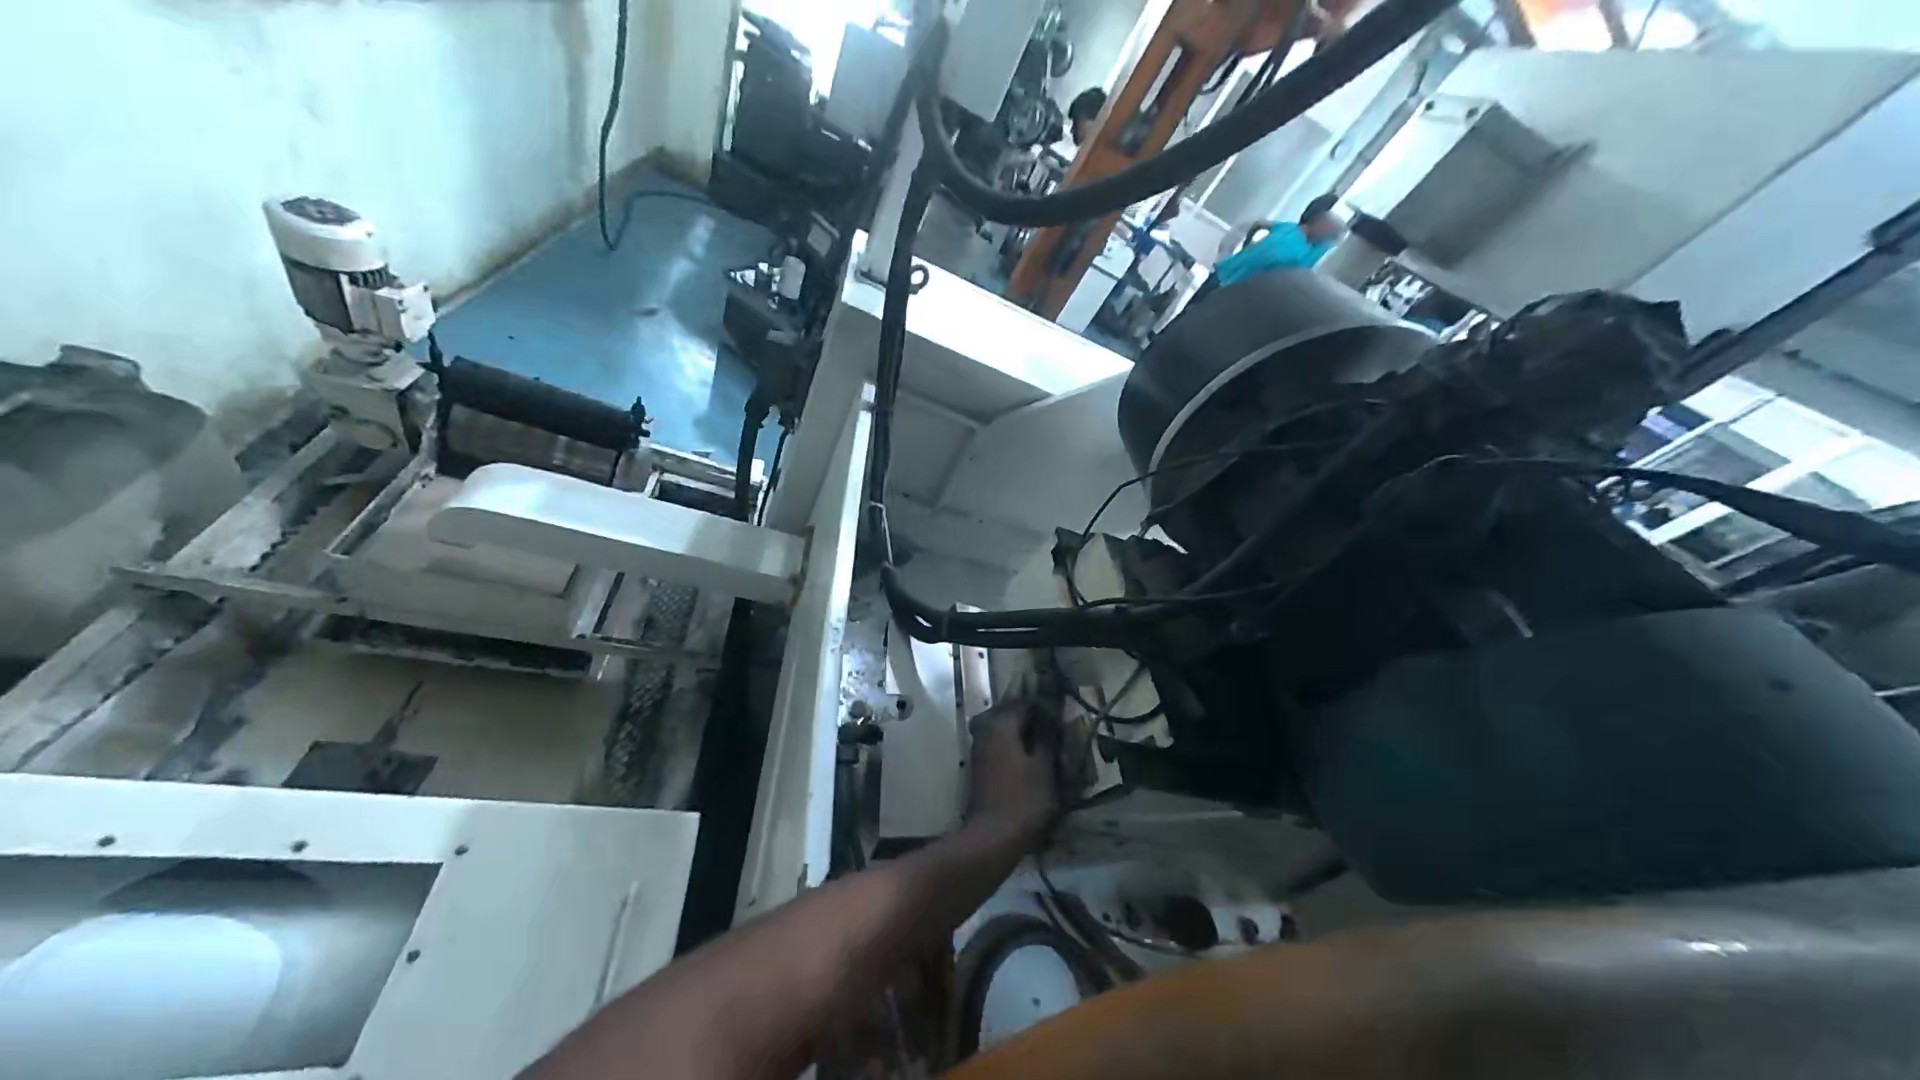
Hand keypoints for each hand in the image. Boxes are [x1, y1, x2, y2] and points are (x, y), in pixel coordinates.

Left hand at [965, 697, 1059, 849]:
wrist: (992, 837)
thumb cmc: (1023, 800)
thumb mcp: (1044, 768)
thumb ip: (1046, 740)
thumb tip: (1049, 719)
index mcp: (1002, 727)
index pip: (1024, 704)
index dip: (1043, 706)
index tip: (1061, 712)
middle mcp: (987, 734)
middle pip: (1011, 718)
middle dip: (1032, 721)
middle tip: (1056, 730)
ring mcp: (980, 753)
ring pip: (1005, 735)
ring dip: (1023, 738)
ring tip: (1046, 748)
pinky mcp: (980, 771)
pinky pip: (1000, 751)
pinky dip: (1015, 752)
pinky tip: (1030, 765)